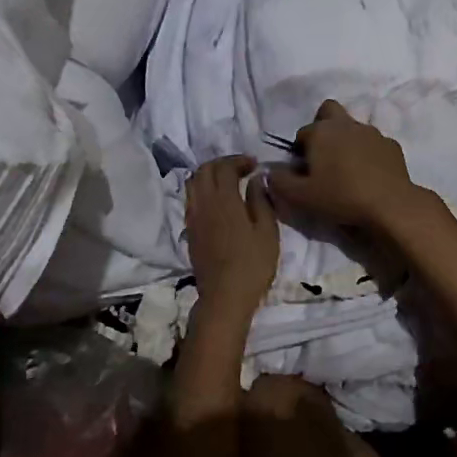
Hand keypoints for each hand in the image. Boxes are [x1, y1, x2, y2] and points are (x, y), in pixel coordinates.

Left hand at [186, 155, 278, 315]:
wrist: (224, 296)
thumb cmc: (253, 265)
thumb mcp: (267, 232)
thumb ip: (260, 201)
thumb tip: (256, 180)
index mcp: (224, 200)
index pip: (224, 167)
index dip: (238, 160)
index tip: (254, 165)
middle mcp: (203, 203)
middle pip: (204, 170)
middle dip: (222, 163)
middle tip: (241, 169)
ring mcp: (192, 217)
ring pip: (193, 183)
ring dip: (209, 175)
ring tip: (228, 182)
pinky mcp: (189, 231)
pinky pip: (191, 200)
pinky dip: (203, 191)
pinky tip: (218, 202)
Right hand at [267, 100, 425, 230]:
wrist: (389, 204)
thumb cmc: (340, 197)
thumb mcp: (300, 197)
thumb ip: (279, 182)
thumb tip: (270, 173)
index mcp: (320, 132)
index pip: (302, 133)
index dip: (299, 151)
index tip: (304, 172)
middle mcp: (346, 124)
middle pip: (328, 111)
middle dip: (323, 126)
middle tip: (323, 155)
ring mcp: (372, 132)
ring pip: (353, 128)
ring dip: (346, 141)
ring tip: (347, 170)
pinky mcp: (391, 145)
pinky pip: (374, 143)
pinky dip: (368, 153)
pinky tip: (369, 174)